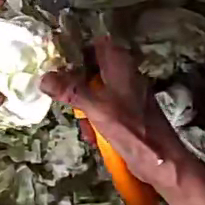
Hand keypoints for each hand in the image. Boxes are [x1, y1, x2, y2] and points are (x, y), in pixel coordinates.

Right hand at [41, 36, 204, 195]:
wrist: (161, 160)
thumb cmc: (131, 129)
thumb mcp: (96, 108)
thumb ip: (70, 91)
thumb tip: (43, 77)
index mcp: (121, 67)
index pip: (97, 44)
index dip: (78, 49)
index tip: (58, 61)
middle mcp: (125, 76)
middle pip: (93, 69)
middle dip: (76, 83)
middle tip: (64, 97)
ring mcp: (128, 95)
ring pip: (96, 91)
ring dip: (84, 106)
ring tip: (83, 125)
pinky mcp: (128, 114)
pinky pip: (104, 109)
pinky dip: (95, 119)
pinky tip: (93, 136)